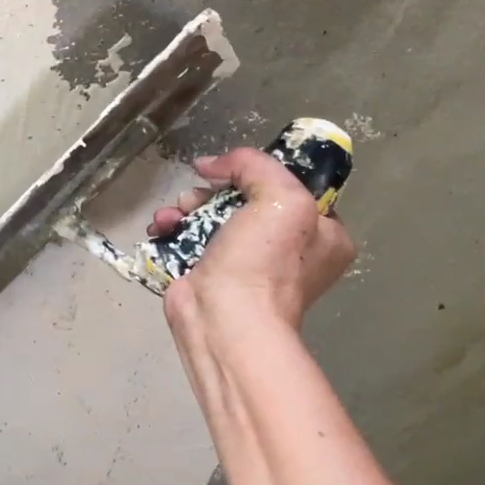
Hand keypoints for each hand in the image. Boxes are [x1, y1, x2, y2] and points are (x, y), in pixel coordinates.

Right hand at [149, 148, 356, 329]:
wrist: (224, 319)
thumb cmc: (264, 263)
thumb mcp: (281, 198)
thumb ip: (255, 166)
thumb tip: (211, 166)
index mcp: (323, 234)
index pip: (291, 186)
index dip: (257, 172)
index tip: (229, 172)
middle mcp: (290, 249)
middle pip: (242, 197)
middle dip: (210, 191)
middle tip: (196, 198)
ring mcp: (247, 262)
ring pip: (209, 213)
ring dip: (184, 207)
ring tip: (172, 215)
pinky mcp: (209, 271)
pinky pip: (188, 234)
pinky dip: (171, 226)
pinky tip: (160, 227)